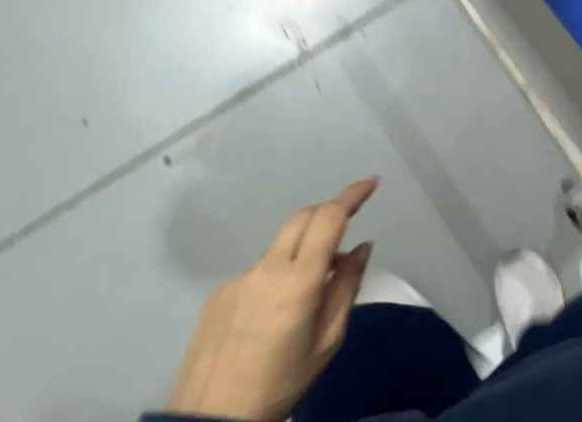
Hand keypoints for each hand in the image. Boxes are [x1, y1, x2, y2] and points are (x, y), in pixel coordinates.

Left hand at [167, 178, 378, 421]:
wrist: (211, 421)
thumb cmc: (282, 382)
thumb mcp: (328, 340)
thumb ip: (347, 287)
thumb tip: (362, 248)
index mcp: (298, 281)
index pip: (329, 219)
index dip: (352, 195)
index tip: (371, 183)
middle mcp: (266, 270)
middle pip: (302, 218)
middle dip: (328, 211)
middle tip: (349, 223)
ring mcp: (237, 280)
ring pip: (279, 246)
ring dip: (302, 249)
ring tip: (311, 289)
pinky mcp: (217, 295)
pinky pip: (258, 271)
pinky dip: (276, 276)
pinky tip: (273, 313)